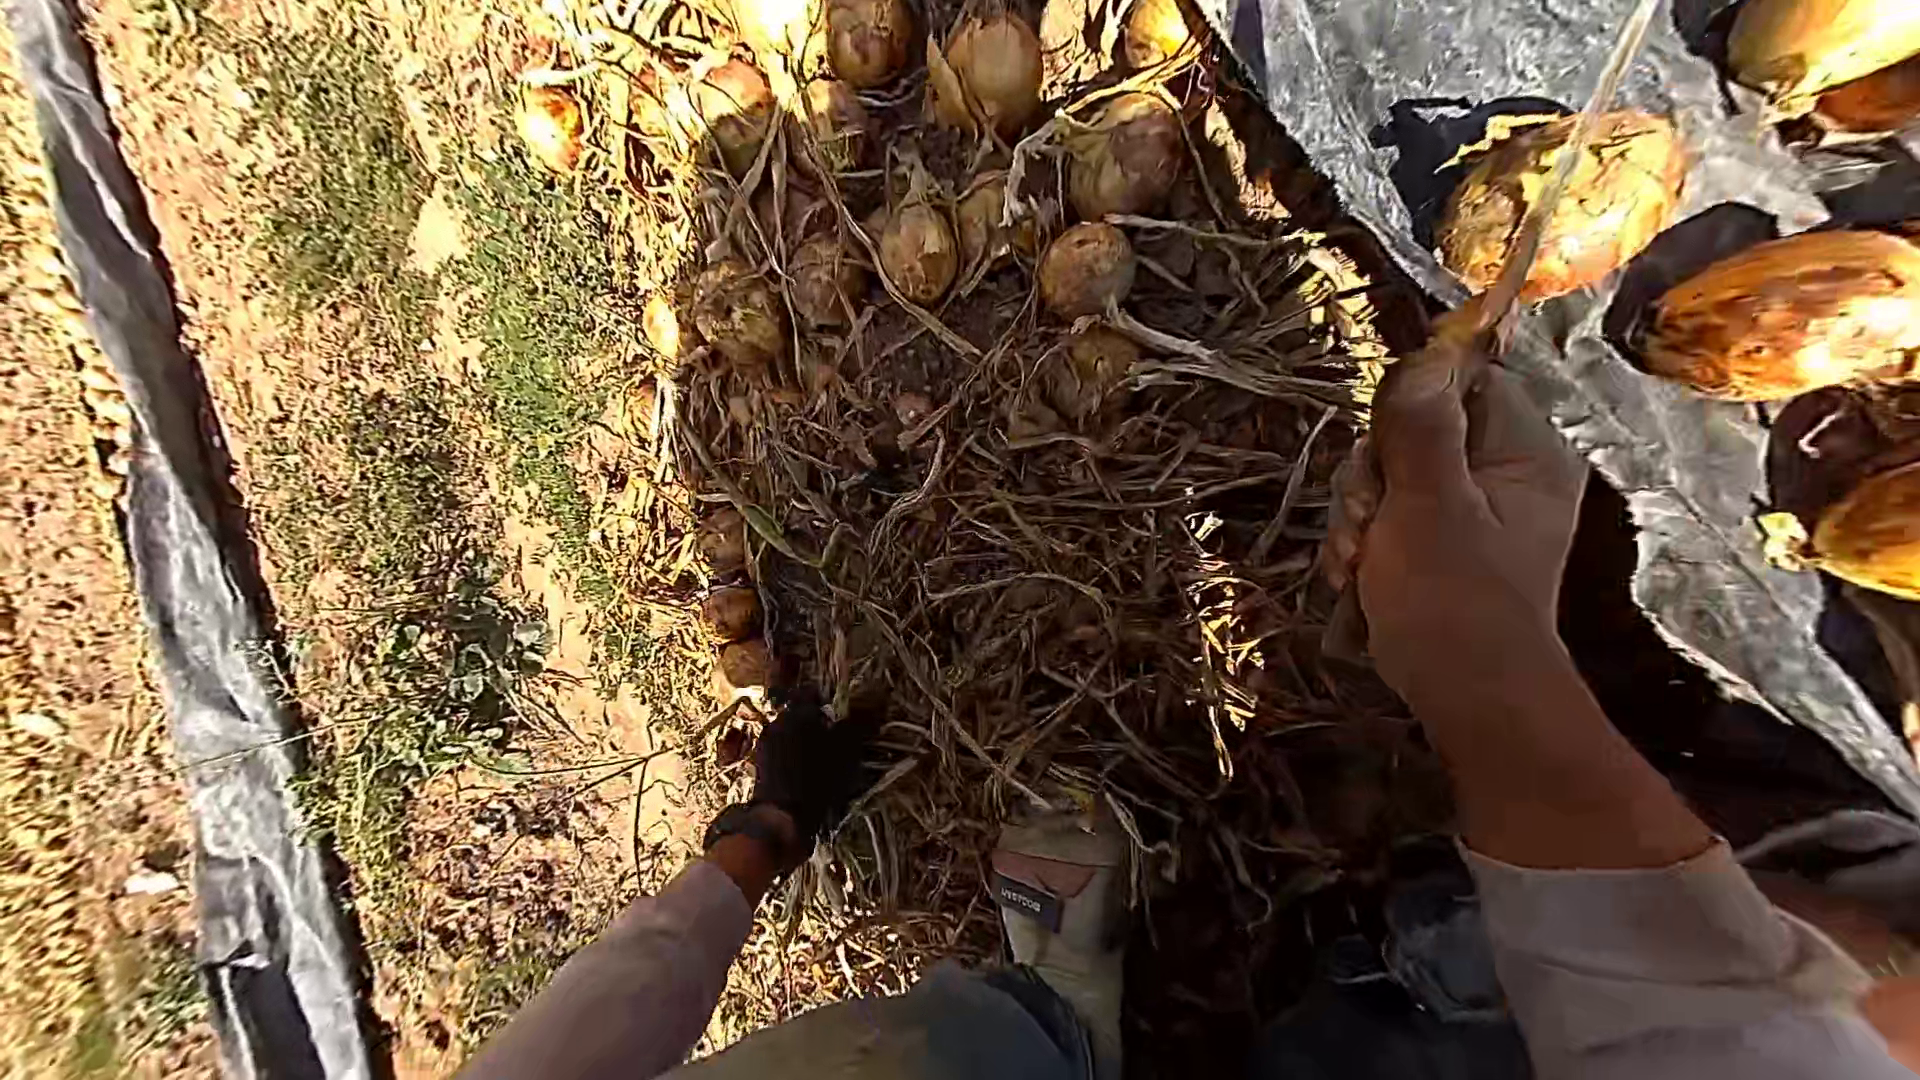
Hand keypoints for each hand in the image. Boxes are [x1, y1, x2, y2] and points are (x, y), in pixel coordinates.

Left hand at [749, 688, 875, 854]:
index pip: (814, 694)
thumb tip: (877, 703)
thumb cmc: (816, 776)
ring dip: (810, 746)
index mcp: (795, 712)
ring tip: (830, 762)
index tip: (847, 716)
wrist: (781, 821)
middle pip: (803, 717)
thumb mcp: (847, 747)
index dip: (833, 703)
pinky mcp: (761, 773)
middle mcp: (776, 724)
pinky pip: (786, 759)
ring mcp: (766, 749)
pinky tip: (814, 779)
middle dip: (822, 726)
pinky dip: (800, 764)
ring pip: (794, 738)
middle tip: (842, 740)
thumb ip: (860, 723)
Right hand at [1324, 315, 1585, 698]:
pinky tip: (1352, 572)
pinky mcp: (1430, 540)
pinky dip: (1358, 540)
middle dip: (1368, 478)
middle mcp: (1496, 473)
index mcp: (1522, 453)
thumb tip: (1422, 356)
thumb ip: (1421, 430)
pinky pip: (1380, 513)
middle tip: (1363, 521)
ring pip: (1384, 477)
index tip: (1376, 446)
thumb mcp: (1428, 505)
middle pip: (1411, 434)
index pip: (1467, 385)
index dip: (1410, 404)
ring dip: (1354, 515)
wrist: (1458, 686)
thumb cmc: (1451, 594)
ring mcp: (1461, 509)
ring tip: (1355, 560)